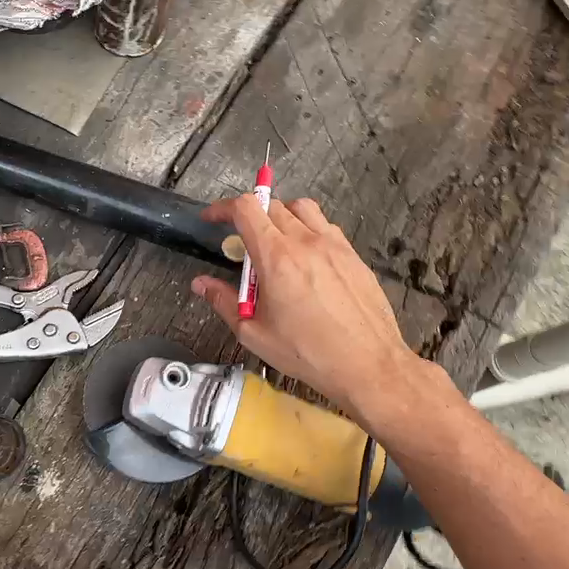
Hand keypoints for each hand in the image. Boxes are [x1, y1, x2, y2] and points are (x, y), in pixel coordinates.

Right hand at [192, 194, 424, 425]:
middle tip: (240, 243)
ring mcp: (334, 246)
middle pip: (271, 205)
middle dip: (249, 216)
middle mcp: (306, 242)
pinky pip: (325, 227)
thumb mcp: (254, 333)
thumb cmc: (308, 352)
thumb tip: (201, 284)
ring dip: (280, 217)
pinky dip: (307, 230)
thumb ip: (224, 301)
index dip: (222, 208)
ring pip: (302, 208)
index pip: (246, 209)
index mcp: (276, 258)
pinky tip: (304, 258)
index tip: (212, 219)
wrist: (367, 363)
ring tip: (274, 243)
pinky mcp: (352, 256)